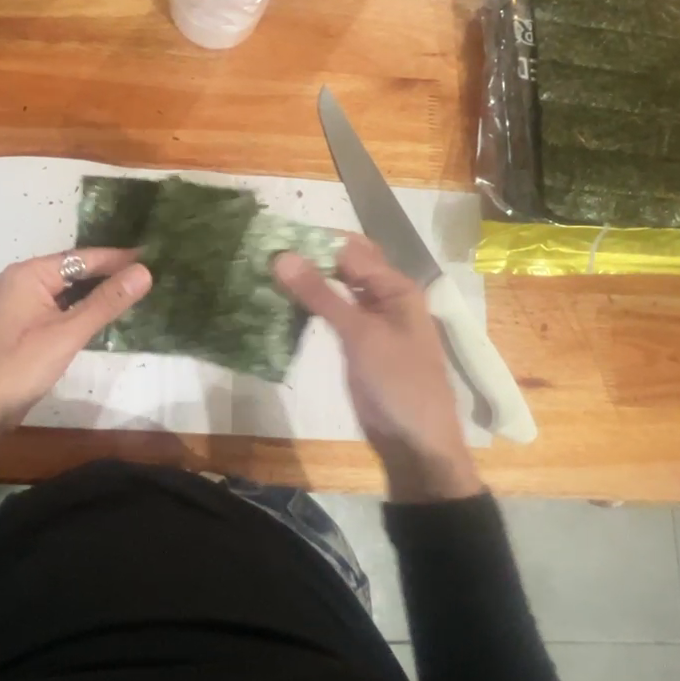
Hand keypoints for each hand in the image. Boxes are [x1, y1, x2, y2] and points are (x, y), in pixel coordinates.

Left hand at [0, 248, 151, 457]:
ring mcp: (18, 303)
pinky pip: (56, 306)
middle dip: (108, 273)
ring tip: (134, 290)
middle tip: (148, 275)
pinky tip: (102, 313)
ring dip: (95, 291)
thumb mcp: (66, 335)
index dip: (117, 258)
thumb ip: (105, 302)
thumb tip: (144, 272)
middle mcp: (20, 281)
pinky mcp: (20, 324)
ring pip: (65, 289)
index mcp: (27, 275)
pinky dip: (79, 307)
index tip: (152, 256)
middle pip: (73, 270)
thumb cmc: (18, 369)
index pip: (81, 258)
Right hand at [273, 236, 482, 501]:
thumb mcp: (360, 334)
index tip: (272, 237)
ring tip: (264, 273)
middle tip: (263, 253)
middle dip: (308, 258)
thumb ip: (321, 294)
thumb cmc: (399, 382)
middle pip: (344, 266)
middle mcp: (385, 297)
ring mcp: (371, 322)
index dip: (314, 240)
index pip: (350, 249)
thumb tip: (280, 255)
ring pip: (335, 289)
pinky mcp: (357, 344)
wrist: (416, 443)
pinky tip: (280, 303)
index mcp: (396, 287)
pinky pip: (332, 314)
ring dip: (306, 282)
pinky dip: (309, 306)